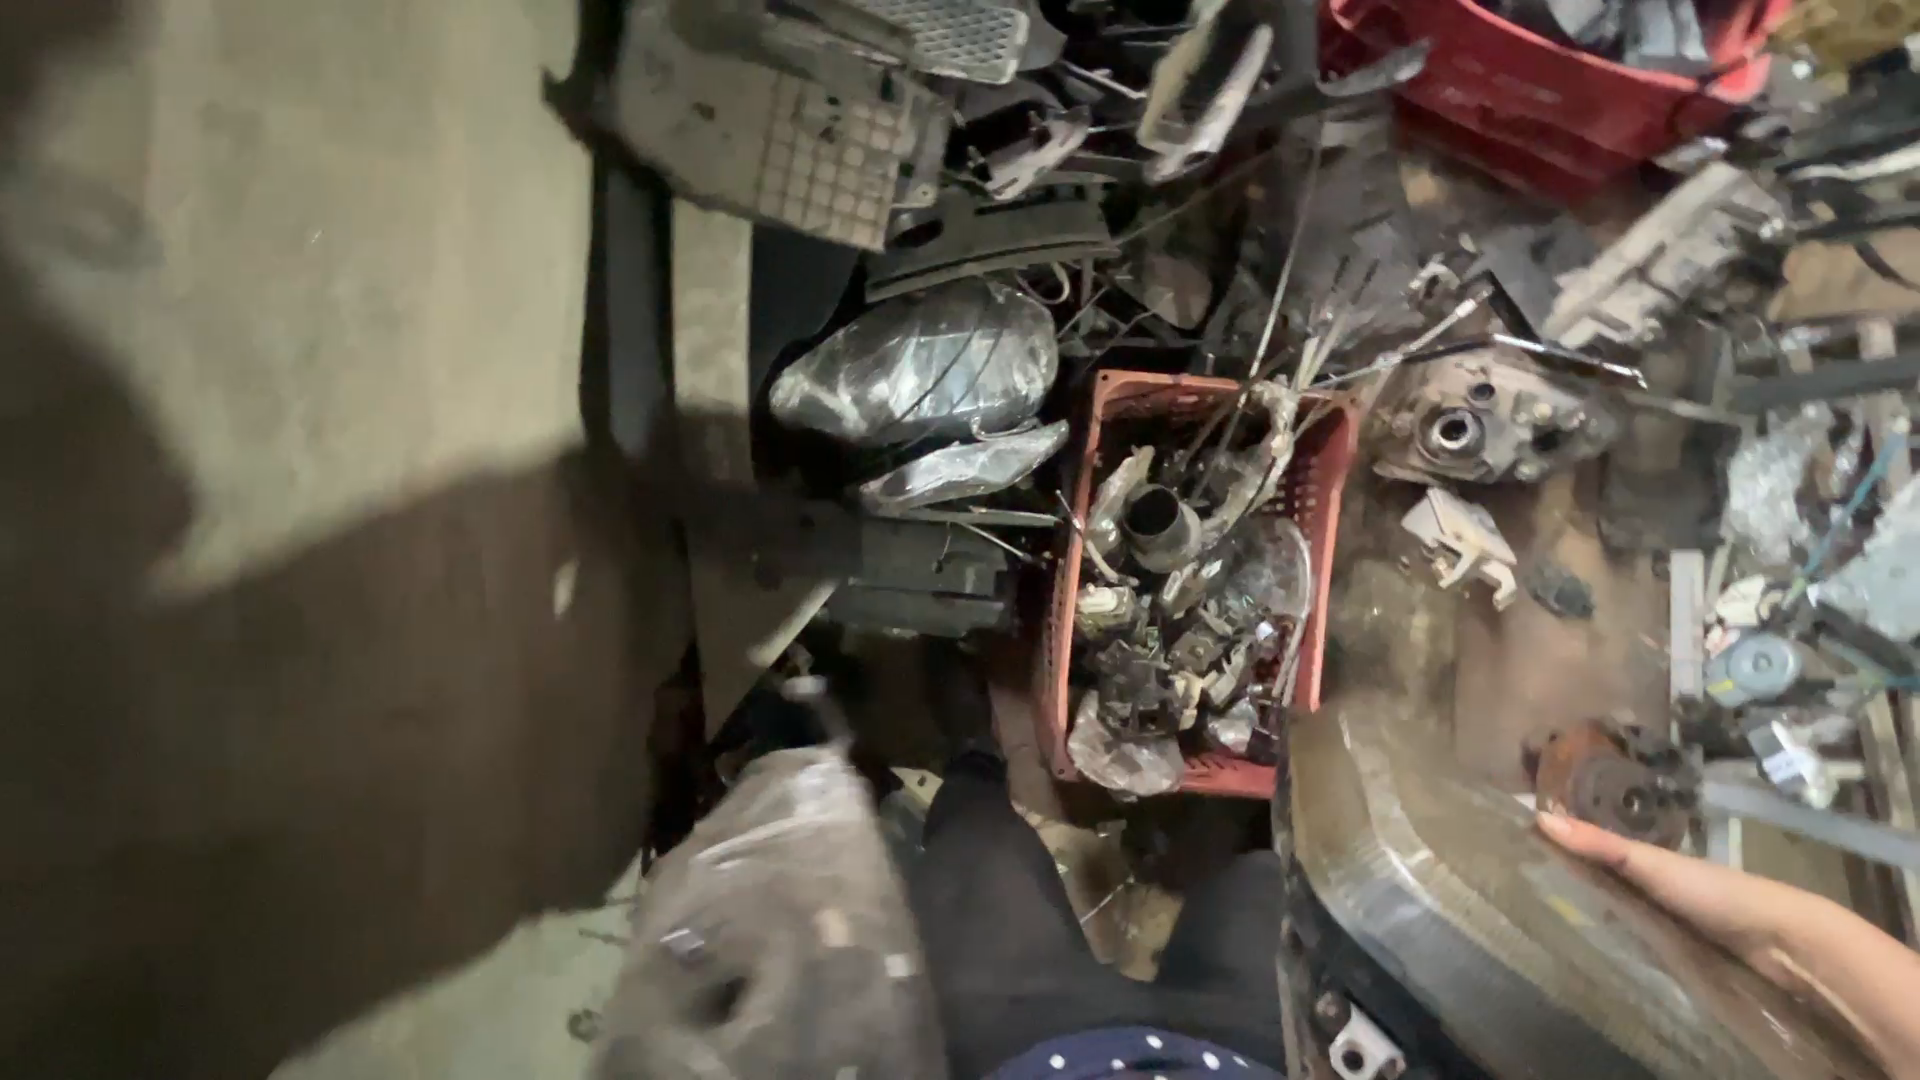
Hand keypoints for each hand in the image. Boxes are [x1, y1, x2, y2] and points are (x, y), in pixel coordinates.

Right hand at [1535, 810, 1828, 985]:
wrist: (1784, 944)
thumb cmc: (1711, 890)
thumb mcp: (1647, 862)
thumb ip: (1598, 843)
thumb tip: (1536, 817)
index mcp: (1638, 859)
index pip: (1584, 849)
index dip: (1552, 848)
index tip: (1512, 851)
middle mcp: (1646, 885)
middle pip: (1594, 882)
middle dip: (1562, 885)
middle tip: (1518, 893)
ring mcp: (1660, 920)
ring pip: (1611, 914)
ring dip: (1585, 918)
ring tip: (1541, 925)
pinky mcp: (1673, 952)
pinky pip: (1630, 944)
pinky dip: (1611, 945)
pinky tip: (1588, 951)